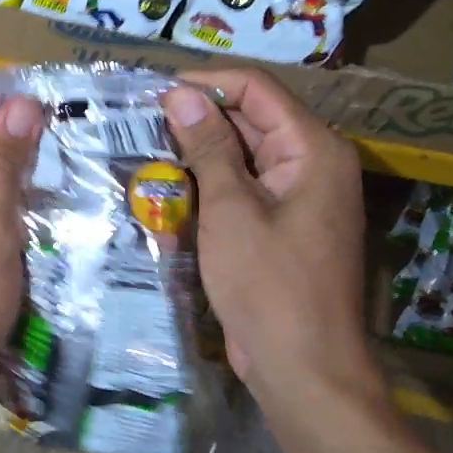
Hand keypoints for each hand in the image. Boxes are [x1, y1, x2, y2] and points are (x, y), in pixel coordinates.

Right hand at [163, 69, 380, 407]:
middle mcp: (313, 162)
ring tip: (145, 150)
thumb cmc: (269, 285)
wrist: (304, 369)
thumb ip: (208, 146)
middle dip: (197, 117)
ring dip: (199, 151)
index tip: (153, 94)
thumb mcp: (230, 209)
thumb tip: (181, 93)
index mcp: (313, 149)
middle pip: (251, 118)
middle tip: (139, 122)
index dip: (205, 83)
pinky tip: (168, 187)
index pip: (257, 89)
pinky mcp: (284, 223)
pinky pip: (245, 185)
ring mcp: (300, 195)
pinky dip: (211, 182)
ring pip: (244, 152)